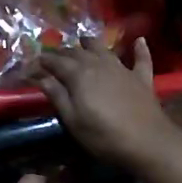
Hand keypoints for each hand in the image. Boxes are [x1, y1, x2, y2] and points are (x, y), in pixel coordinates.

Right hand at [38, 37, 180, 168]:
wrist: (147, 141)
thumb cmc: (103, 136)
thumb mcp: (74, 121)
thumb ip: (58, 96)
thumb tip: (41, 77)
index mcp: (79, 75)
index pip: (56, 62)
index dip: (44, 61)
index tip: (34, 62)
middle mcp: (99, 64)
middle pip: (78, 52)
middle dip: (64, 52)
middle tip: (55, 55)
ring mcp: (123, 69)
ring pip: (104, 49)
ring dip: (91, 43)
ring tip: (83, 40)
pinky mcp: (142, 78)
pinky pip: (141, 58)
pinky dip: (139, 49)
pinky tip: (139, 40)